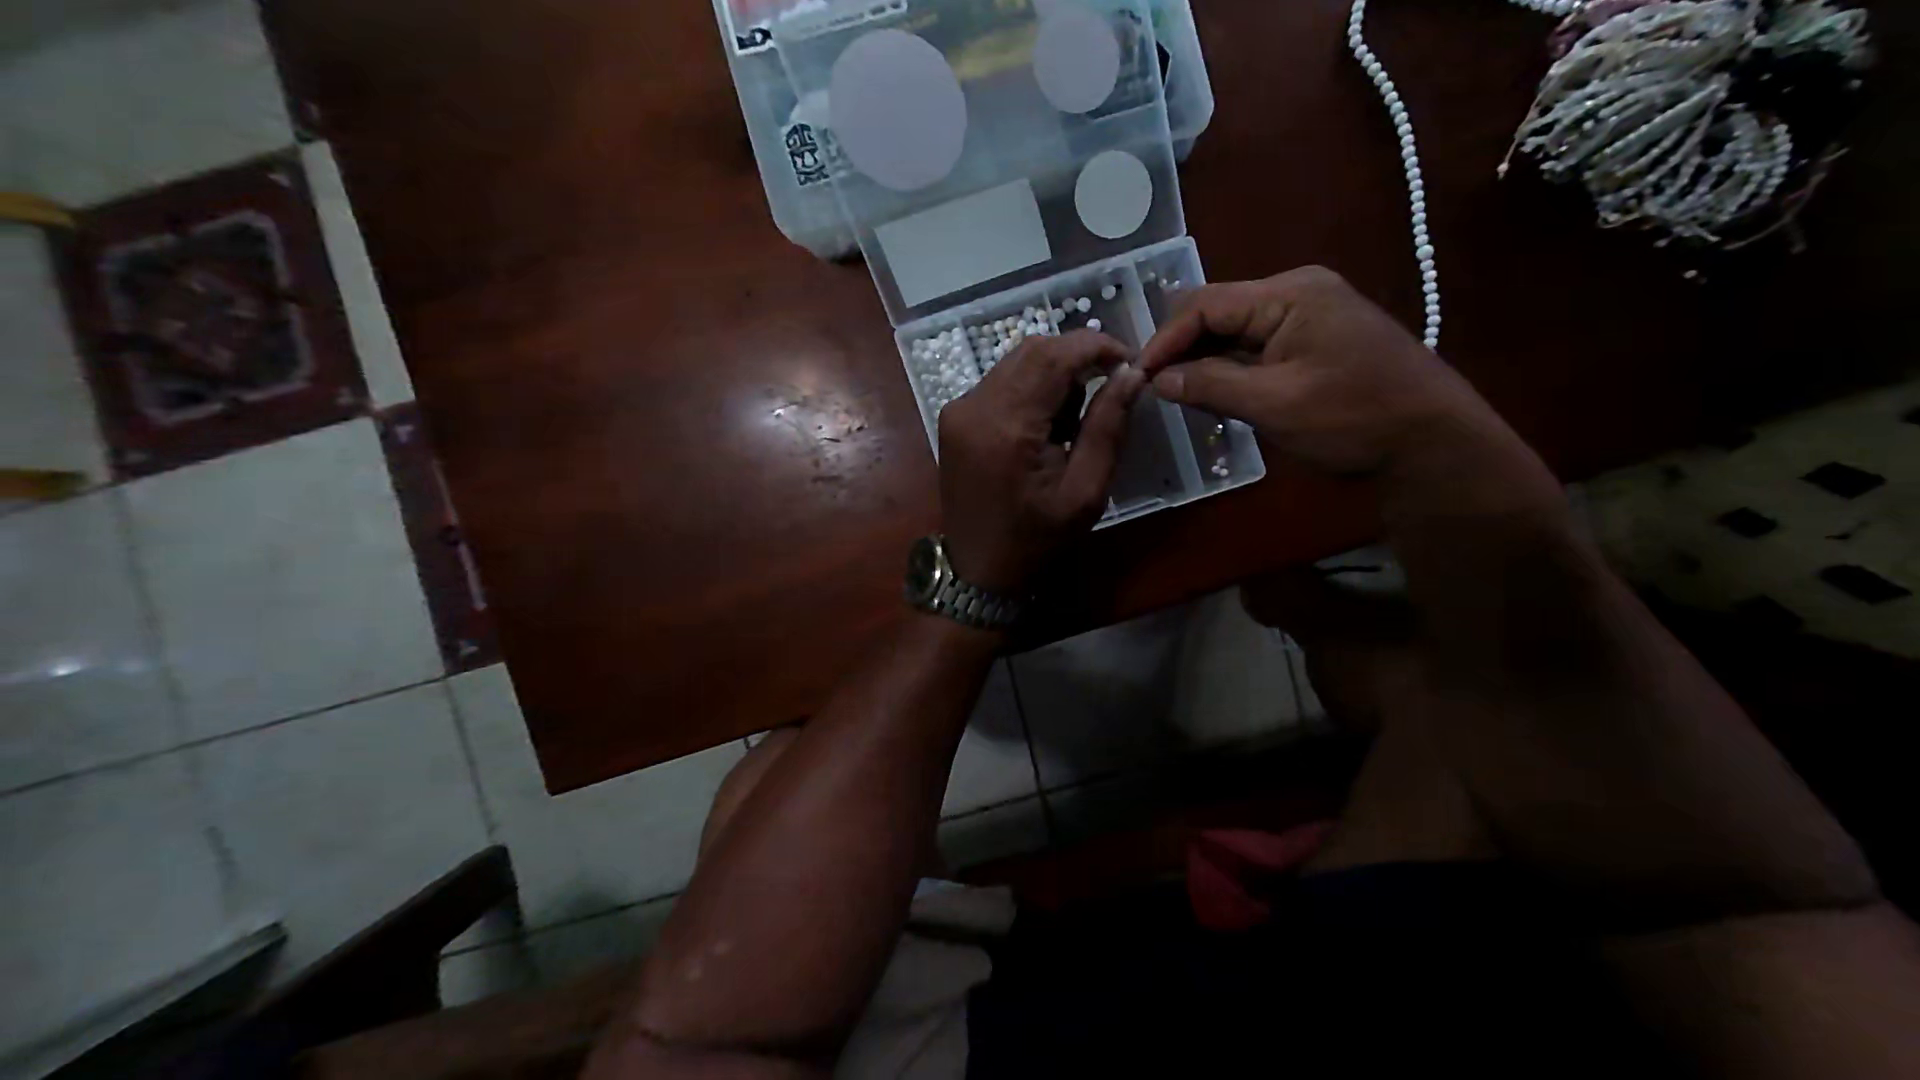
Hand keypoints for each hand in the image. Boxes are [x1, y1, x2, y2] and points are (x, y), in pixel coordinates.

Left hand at [937, 330, 1145, 592]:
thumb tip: (1132, 373)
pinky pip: (1001, 382)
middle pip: (1033, 351)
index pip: (1053, 355)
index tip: (1128, 362)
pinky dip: (1031, 389)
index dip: (1096, 346)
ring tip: (1073, 421)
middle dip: (1076, 359)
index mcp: (1006, 426)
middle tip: (1107, 390)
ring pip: (1016, 362)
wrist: (980, 569)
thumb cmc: (1037, 538)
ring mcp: (958, 410)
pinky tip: (1045, 427)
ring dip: (1054, 375)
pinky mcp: (955, 417)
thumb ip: (1108, 426)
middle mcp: (974, 406)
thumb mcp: (1086, 490)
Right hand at [1136, 266, 1517, 481]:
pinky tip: (1211, 395)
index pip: (1206, 304)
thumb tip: (1156, 379)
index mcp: (1289, 294)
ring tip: (1175, 396)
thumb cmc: (1353, 418)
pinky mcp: (1312, 342)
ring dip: (1203, 362)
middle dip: (1182, 349)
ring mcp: (1307, 316)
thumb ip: (1209, 385)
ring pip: (1233, 333)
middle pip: (1218, 313)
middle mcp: (1296, 293)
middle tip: (1152, 389)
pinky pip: (1255, 348)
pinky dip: (1229, 370)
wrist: (1430, 444)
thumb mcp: (1273, 403)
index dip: (1165, 339)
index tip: (1138, 377)